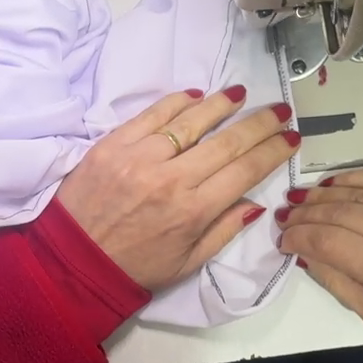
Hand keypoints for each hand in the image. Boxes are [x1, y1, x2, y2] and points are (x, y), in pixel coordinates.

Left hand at [57, 86, 297, 290]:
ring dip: (222, 104)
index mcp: (193, 211)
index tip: (290, 136)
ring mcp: (141, 158)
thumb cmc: (136, 267)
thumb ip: (224, 230)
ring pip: (192, 121)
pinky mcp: (113, 144)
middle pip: (227, 141)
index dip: (273, 150)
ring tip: (241, 94)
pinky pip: (153, 114)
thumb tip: (255, 202)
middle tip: (279, 110)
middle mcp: (171, 179)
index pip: (245, 170)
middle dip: (259, 123)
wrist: (73, 263)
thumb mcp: (188, 263)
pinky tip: (197, 96)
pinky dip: (177, 102)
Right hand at [278, 168, 362, 344]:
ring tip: (305, 198)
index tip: (283, 236)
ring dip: (327, 193)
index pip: (329, 241)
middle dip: (307, 212)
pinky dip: (359, 177)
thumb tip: (302, 250)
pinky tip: (336, 184)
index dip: (299, 235)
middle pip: (342, 211)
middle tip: (287, 214)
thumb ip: (336, 282)